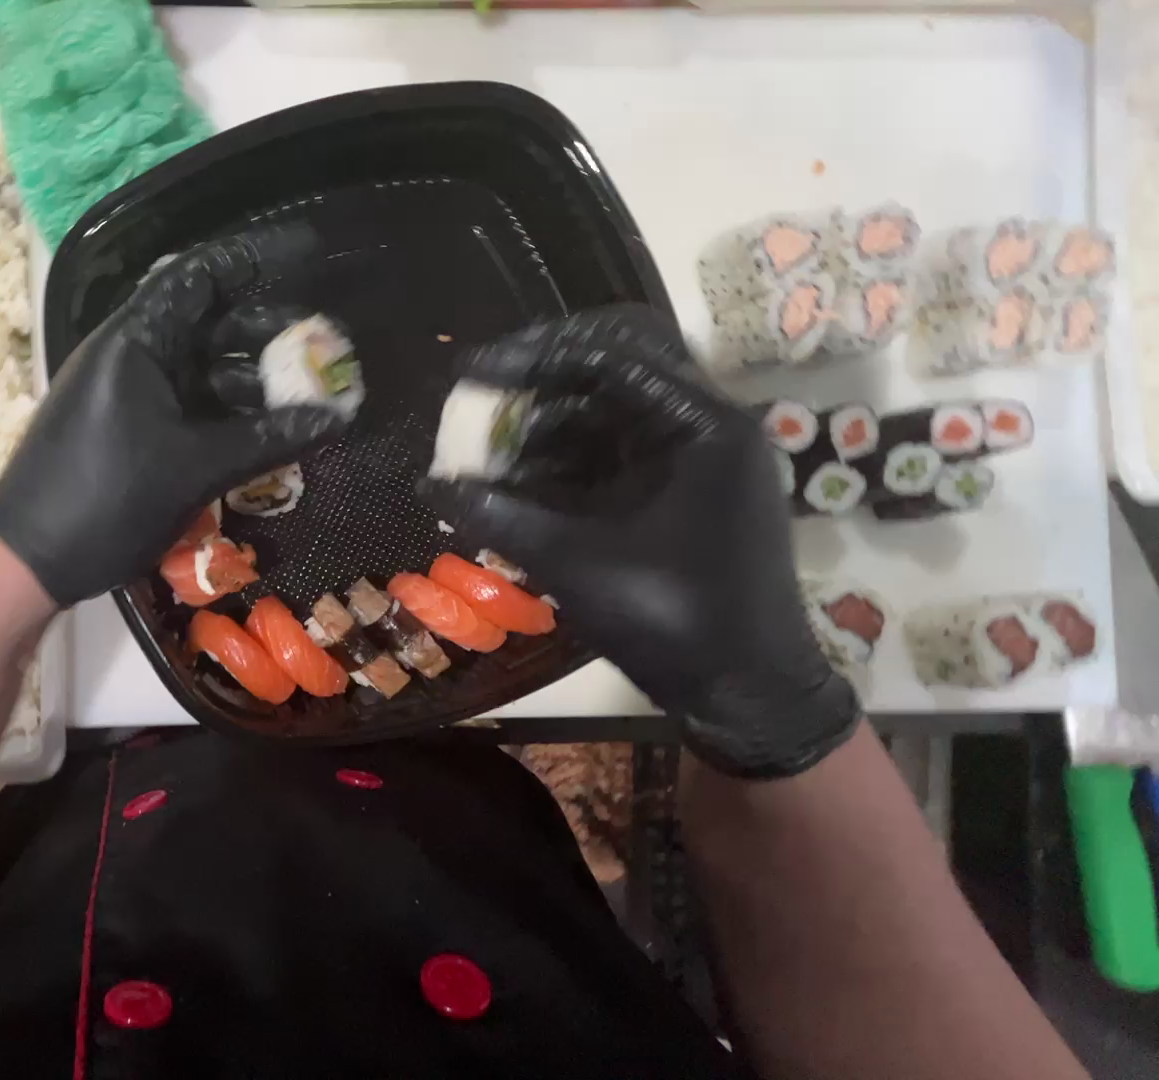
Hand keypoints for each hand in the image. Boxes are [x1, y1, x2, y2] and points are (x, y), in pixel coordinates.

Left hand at [0, 227, 348, 605]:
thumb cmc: (107, 501)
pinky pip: (185, 409)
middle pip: (207, 326)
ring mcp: (125, 395)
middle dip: (266, 338)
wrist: (29, 561)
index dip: (252, 262)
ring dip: (250, 386)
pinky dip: (223, 417)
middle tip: (319, 356)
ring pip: (200, 374)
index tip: (305, 259)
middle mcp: (129, 356)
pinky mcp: (126, 431)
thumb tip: (336, 415)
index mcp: (135, 340)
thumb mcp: (195, 468)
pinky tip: (263, 437)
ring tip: (304, 404)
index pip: (198, 278)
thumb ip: (268, 438)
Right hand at [418, 305, 857, 777]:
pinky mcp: (677, 494)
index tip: (470, 372)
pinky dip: (561, 465)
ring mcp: (693, 462)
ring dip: (542, 429)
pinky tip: (513, 486)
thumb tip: (428, 485)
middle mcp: (704, 428)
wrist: (745, 692)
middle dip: (539, 380)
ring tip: (484, 456)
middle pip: (613, 371)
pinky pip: (610, 458)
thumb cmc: (673, 621)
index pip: (612, 357)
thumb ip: (498, 517)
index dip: (532, 358)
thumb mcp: (575, 563)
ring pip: (606, 416)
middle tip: (480, 389)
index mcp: (702, 428)